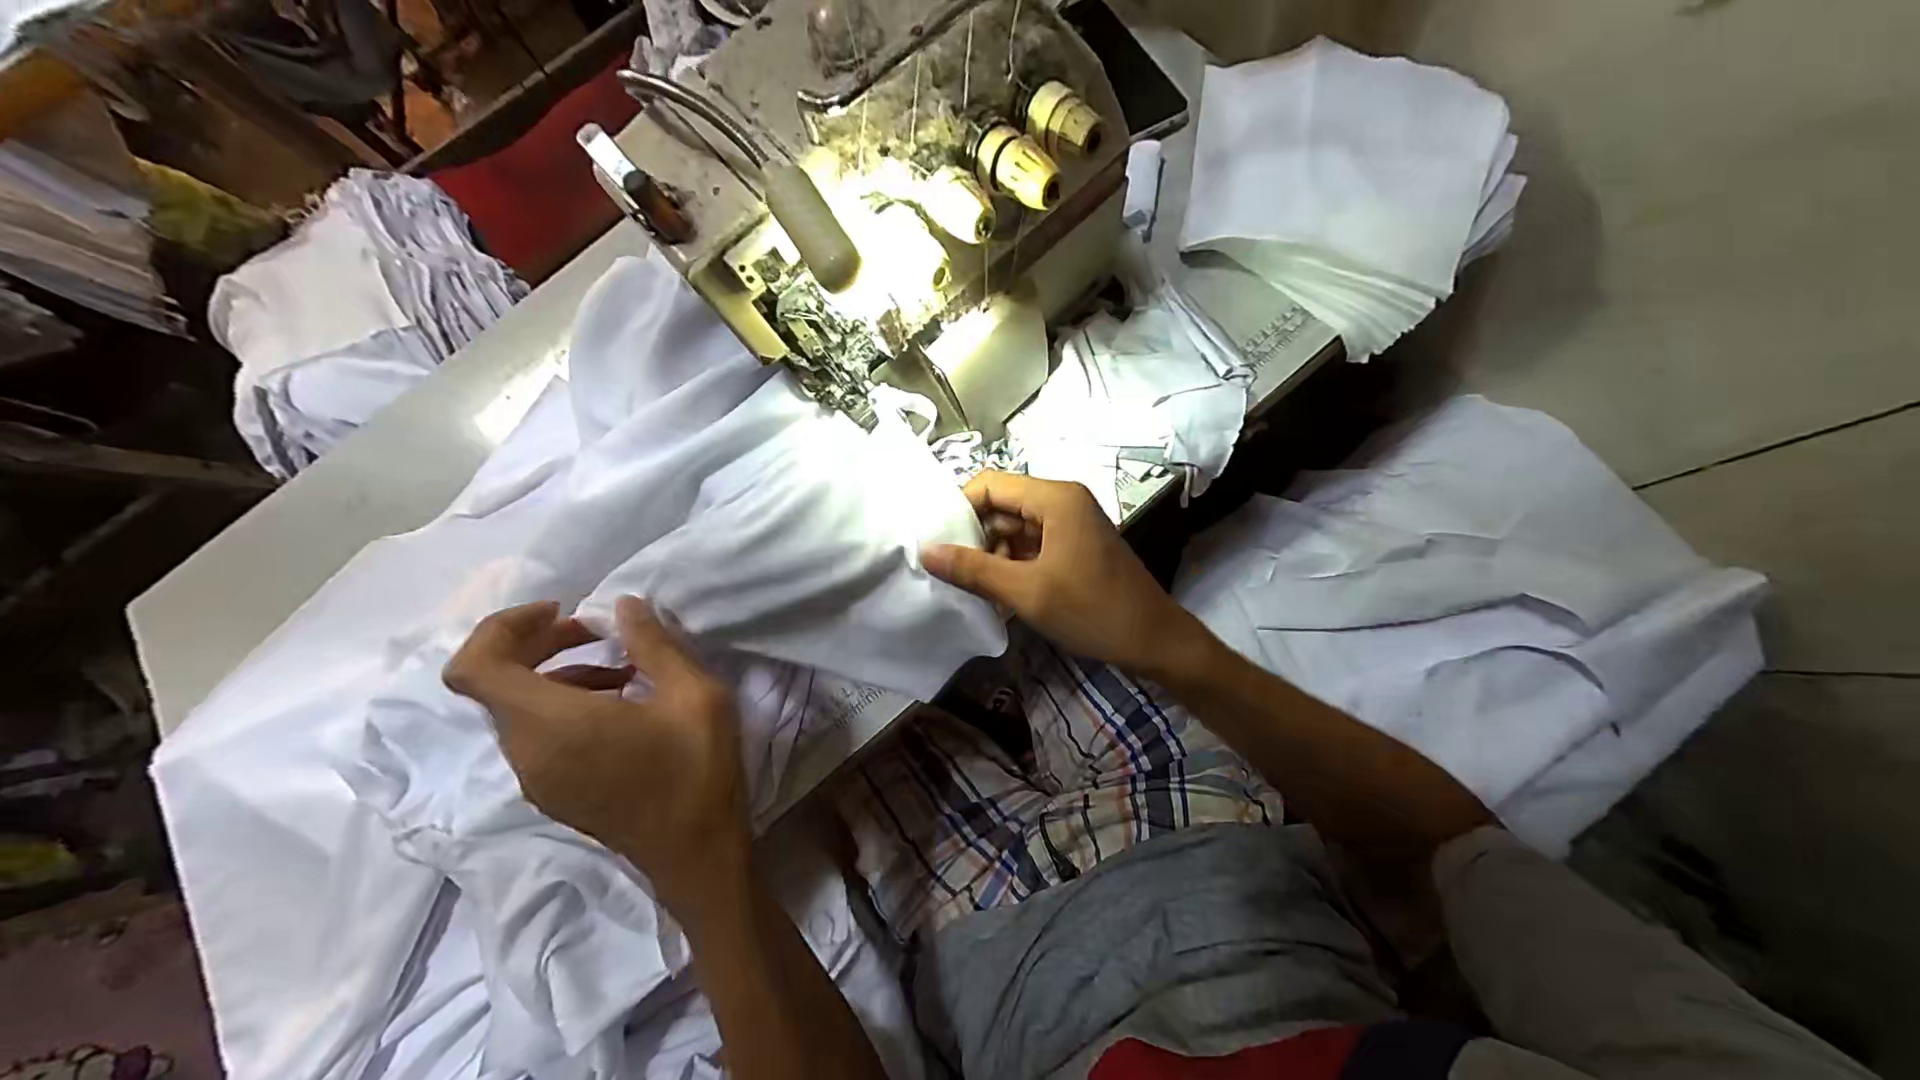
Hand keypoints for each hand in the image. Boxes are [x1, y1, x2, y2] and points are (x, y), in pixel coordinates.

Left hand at [443, 595, 749, 912]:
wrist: (696, 853)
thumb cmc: (697, 768)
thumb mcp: (693, 694)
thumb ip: (653, 643)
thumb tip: (621, 605)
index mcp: (552, 723)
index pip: (475, 666)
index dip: (504, 626)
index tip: (562, 610)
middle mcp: (526, 751)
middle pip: (497, 682)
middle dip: (540, 642)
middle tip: (598, 630)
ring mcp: (534, 777)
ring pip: (517, 708)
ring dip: (557, 673)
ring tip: (623, 668)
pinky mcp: (551, 793)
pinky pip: (535, 734)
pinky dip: (563, 704)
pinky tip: (621, 704)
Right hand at [922, 471, 1214, 682]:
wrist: (1154, 641)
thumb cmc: (1092, 611)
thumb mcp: (1026, 592)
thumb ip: (973, 570)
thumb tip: (926, 552)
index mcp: (1055, 498)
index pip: (990, 485)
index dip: (960, 510)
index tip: (937, 544)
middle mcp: (1062, 502)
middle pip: (1002, 506)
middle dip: (976, 538)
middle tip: (952, 574)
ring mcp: (1071, 525)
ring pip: (1014, 530)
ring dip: (993, 557)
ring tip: (976, 591)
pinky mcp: (1075, 547)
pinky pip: (1032, 546)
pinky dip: (1013, 567)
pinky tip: (1000, 596)